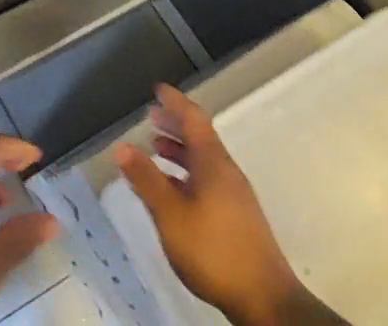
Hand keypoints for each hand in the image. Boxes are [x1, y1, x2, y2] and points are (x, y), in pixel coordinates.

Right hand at [116, 84, 342, 325]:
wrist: (264, 300)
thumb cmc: (213, 249)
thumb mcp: (170, 214)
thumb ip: (146, 179)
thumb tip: (123, 145)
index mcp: (213, 164)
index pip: (194, 119)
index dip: (175, 102)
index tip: (157, 88)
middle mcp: (227, 173)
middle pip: (200, 138)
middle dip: (175, 124)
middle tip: (151, 116)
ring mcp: (235, 196)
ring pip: (204, 160)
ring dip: (179, 149)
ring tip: (155, 146)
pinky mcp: (237, 216)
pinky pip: (207, 179)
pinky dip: (186, 171)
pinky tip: (172, 189)